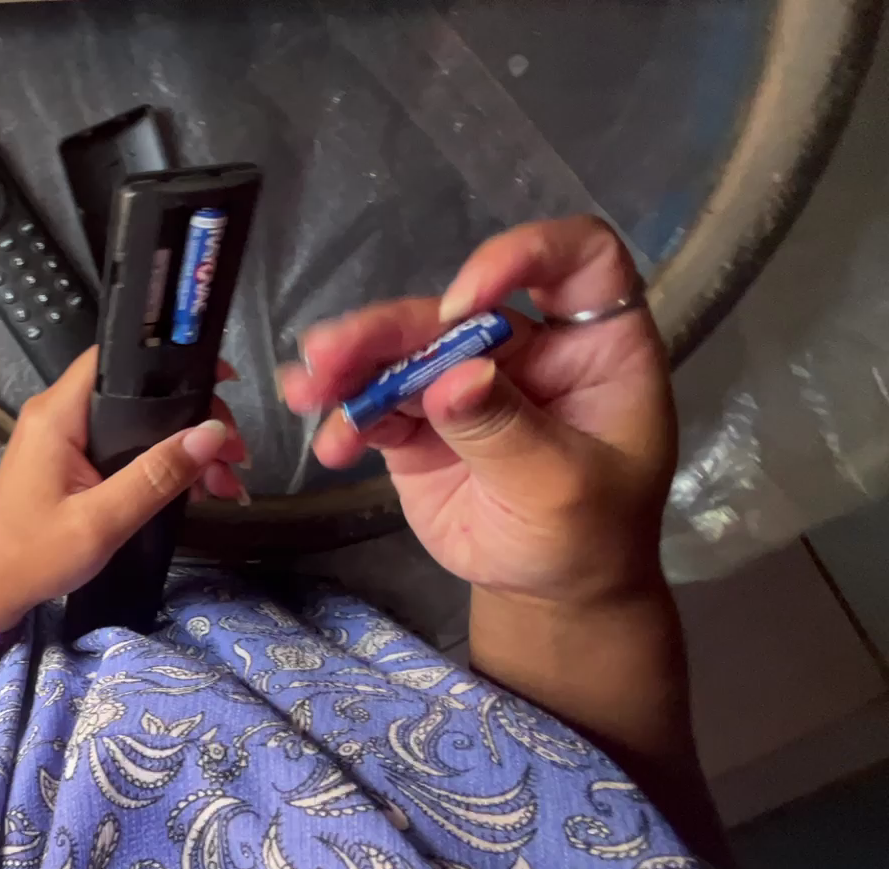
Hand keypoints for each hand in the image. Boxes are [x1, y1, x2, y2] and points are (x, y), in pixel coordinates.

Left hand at [0, 348, 246, 629]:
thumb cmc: (34, 557)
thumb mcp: (100, 521)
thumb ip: (155, 475)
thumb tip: (213, 432)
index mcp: (56, 416)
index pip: (115, 358)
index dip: (172, 361)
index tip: (222, 383)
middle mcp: (55, 416)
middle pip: (134, 392)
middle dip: (190, 419)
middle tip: (235, 453)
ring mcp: (59, 439)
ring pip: (133, 424)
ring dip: (178, 448)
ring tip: (224, 480)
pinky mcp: (65, 462)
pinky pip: (119, 448)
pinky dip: (154, 465)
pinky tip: (191, 489)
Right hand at [279, 216, 675, 607]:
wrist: (538, 584)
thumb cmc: (583, 531)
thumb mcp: (561, 484)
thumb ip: (505, 429)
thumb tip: (451, 379)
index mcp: (588, 347)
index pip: (573, 262)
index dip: (519, 260)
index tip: (461, 305)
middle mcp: (518, 353)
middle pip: (444, 316)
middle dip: (381, 332)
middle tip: (324, 357)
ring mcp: (456, 388)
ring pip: (393, 358)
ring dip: (343, 371)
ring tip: (303, 393)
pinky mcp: (412, 426)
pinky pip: (370, 411)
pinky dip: (343, 424)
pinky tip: (331, 449)